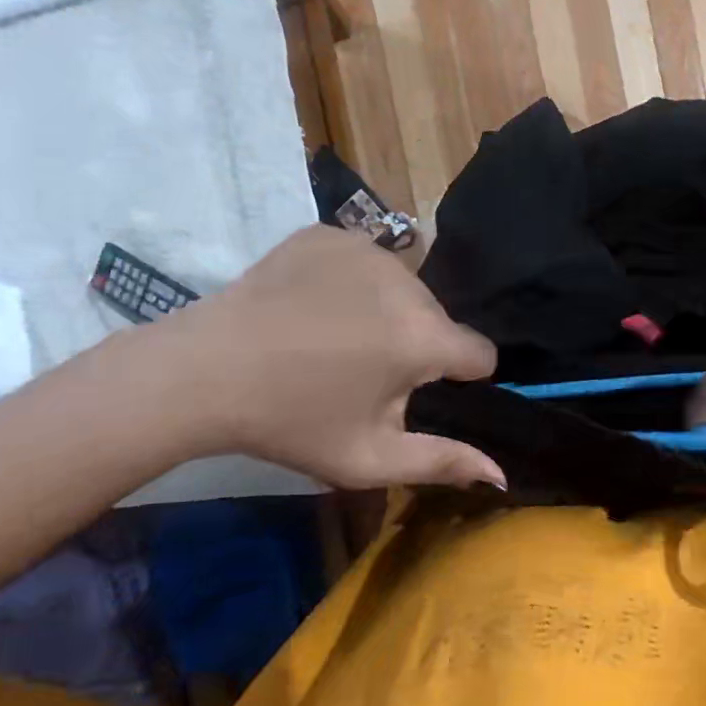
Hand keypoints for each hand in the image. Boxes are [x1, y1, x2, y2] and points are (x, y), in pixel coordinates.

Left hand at [158, 226, 504, 489]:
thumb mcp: (368, 458)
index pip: (480, 353)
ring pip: (403, 287)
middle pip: (438, 318)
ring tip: (335, 339)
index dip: (459, 378)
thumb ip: (442, 462)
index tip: (417, 392)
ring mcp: (364, 248)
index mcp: (423, 337)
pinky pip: (364, 261)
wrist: (204, 371)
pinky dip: (352, 283)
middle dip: (416, 344)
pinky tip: (313, 306)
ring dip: (386, 311)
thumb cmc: (291, 423)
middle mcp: (406, 281)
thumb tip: (501, 472)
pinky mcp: (327, 232)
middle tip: (362, 374)